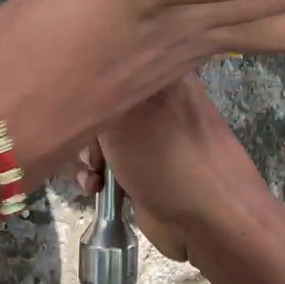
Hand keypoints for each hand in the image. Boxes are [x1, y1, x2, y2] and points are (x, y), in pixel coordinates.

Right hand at [74, 73, 271, 263]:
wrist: (208, 219)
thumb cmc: (168, 157)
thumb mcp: (123, 115)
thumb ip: (97, 93)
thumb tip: (78, 85)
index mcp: (160, 71)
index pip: (109, 65)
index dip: (88, 87)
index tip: (76, 108)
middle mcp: (155, 96)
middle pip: (100, 101)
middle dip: (83, 128)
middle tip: (89, 150)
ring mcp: (149, 133)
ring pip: (98, 133)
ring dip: (84, 156)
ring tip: (92, 175)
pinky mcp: (141, 164)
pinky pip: (105, 160)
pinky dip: (95, 174)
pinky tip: (94, 188)